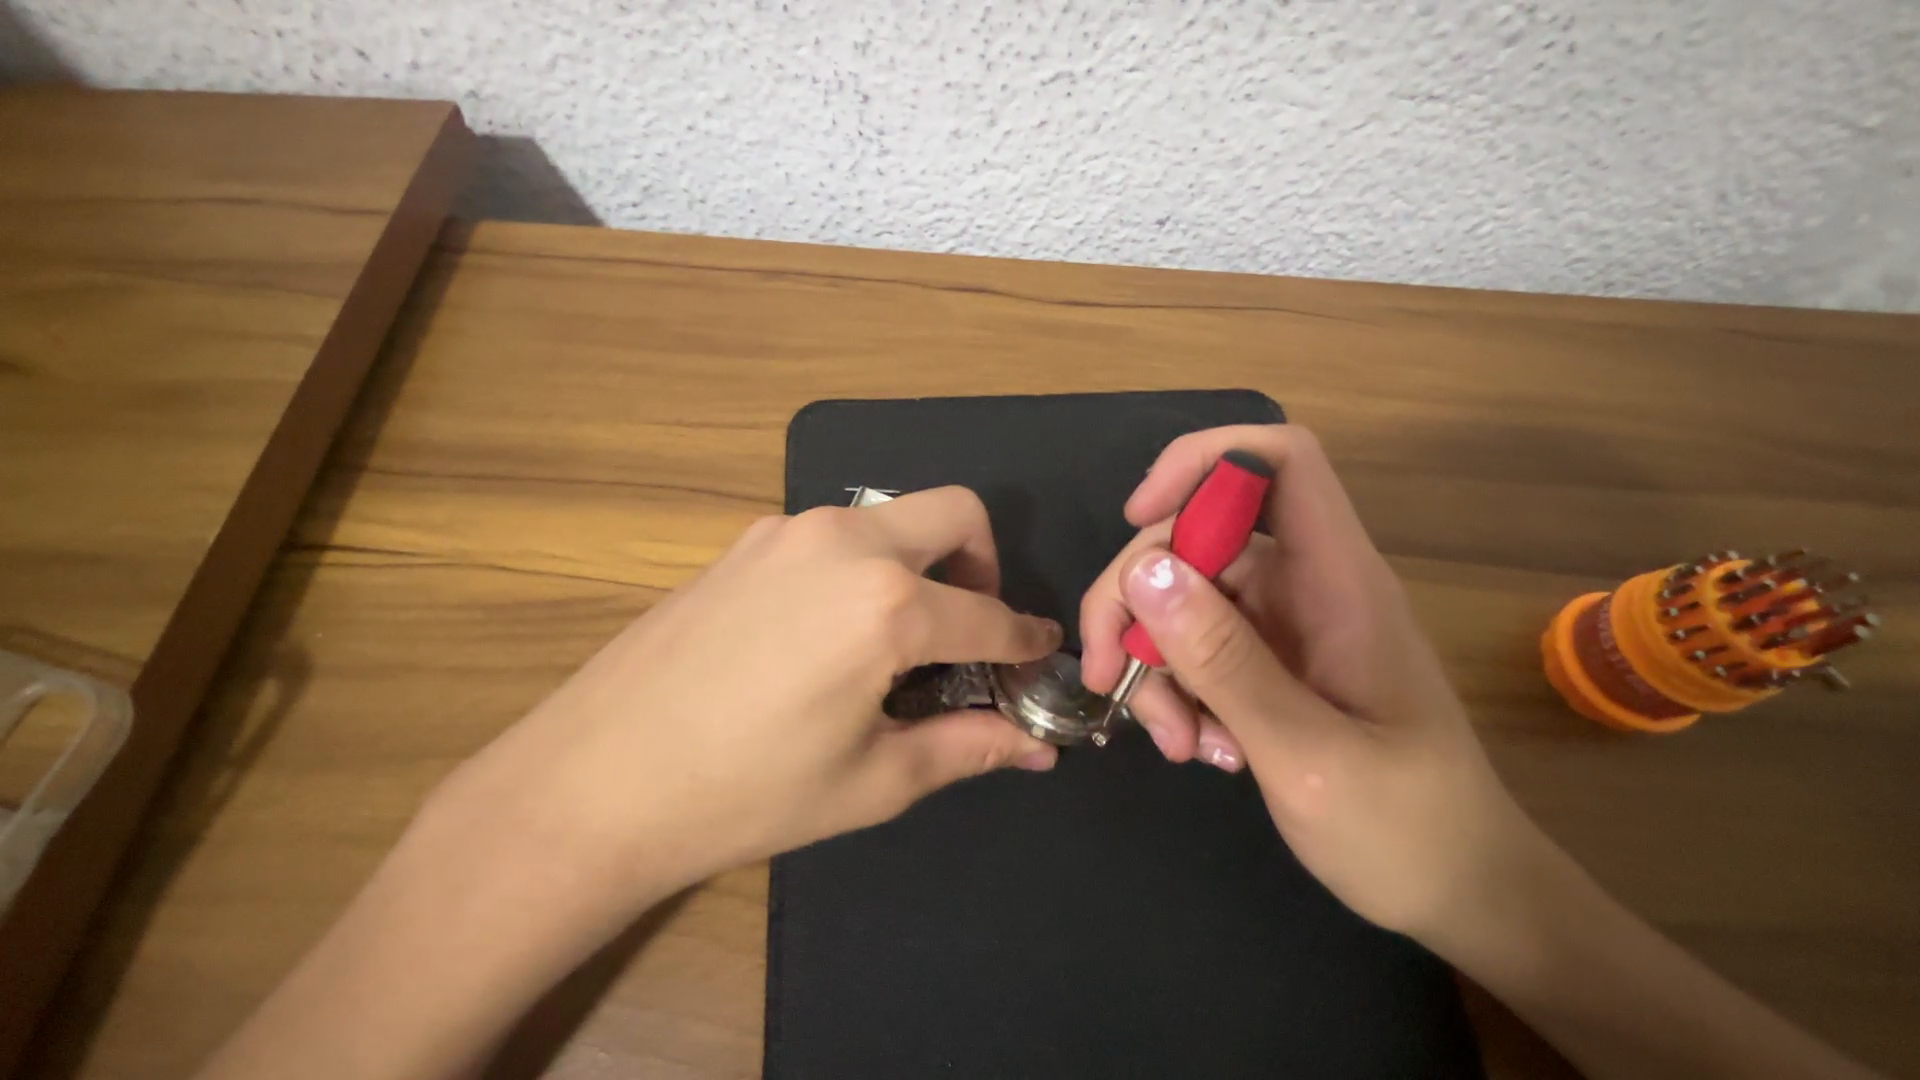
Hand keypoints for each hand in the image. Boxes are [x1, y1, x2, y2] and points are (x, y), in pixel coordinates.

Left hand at [439, 487, 1062, 915]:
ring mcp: (787, 532)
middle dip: (983, 563)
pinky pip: (832, 534)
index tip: (1040, 654)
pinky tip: (829, 630)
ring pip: (889, 516)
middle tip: (969, 629)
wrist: (596, 780)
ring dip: (918, 560)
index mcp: (888, 605)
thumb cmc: (746, 793)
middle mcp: (846, 544)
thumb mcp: (872, 781)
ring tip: (897, 637)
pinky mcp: (744, 542)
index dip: (1026, 640)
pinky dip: (862, 564)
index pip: (989, 616)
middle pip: (954, 512)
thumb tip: (1038, 745)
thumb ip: (966, 748)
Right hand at [1081, 425, 1535, 938]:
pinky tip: (1201, 750)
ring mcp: (1286, 629)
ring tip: (1178, 743)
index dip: (1202, 461)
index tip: (1137, 519)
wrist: (1462, 894)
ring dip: (1155, 663)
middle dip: (1138, 599)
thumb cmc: (1406, 830)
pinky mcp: (1270, 667)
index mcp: (1339, 582)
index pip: (1278, 461)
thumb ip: (1224, 661)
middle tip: (1108, 675)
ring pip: (1184, 600)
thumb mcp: (1307, 754)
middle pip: (1199, 537)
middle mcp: (1307, 588)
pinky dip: (1178, 692)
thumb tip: (1144, 569)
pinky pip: (1197, 650)